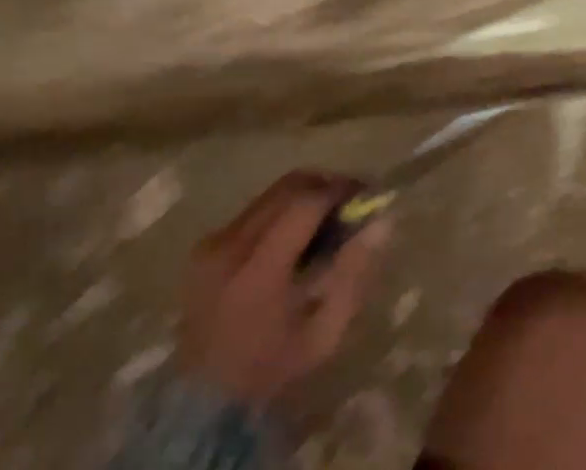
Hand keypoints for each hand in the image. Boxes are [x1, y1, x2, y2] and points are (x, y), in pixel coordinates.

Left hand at [179, 170, 390, 404]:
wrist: (203, 399)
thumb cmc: (272, 369)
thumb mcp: (325, 333)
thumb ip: (353, 273)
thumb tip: (382, 222)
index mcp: (259, 270)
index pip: (304, 204)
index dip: (341, 190)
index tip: (369, 196)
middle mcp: (229, 246)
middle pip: (286, 187)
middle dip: (326, 186)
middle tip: (353, 203)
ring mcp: (211, 245)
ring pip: (269, 195)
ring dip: (303, 197)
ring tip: (328, 222)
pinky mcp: (203, 248)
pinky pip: (252, 212)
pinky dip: (282, 212)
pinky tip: (297, 239)